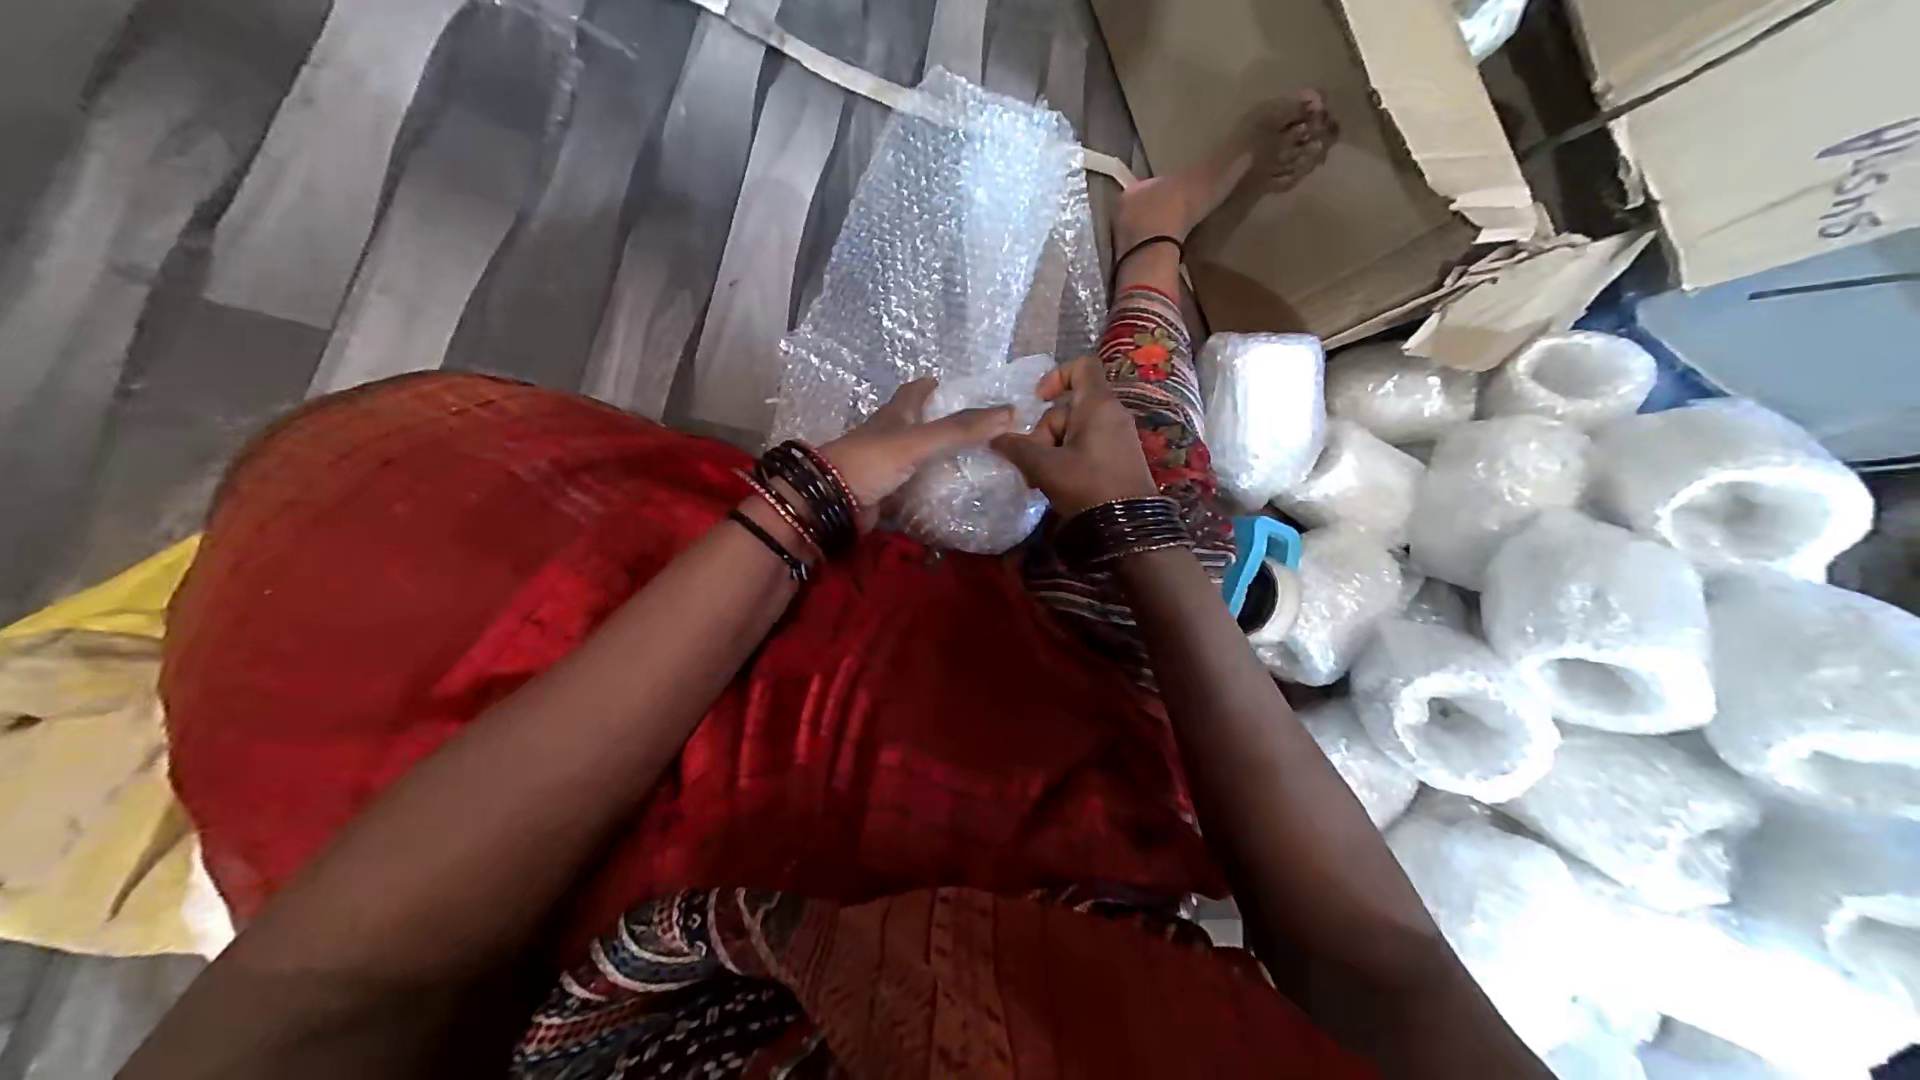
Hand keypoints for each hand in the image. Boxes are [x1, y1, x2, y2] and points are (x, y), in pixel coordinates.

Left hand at [818, 379, 1016, 531]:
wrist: (833, 501)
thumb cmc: (872, 460)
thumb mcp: (919, 440)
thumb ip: (961, 429)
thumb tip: (1010, 413)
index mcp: (894, 416)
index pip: (913, 392)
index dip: (929, 386)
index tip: (946, 383)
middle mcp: (888, 437)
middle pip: (915, 424)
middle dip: (938, 423)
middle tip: (971, 428)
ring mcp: (885, 467)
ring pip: (916, 458)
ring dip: (937, 458)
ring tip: (971, 461)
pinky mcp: (886, 493)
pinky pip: (914, 488)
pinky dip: (930, 489)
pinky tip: (951, 494)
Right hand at [990, 355, 1159, 515]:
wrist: (1128, 525)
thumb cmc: (1088, 486)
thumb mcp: (1046, 467)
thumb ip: (1017, 449)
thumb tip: (995, 438)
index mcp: (1098, 405)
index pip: (1081, 367)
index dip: (1056, 376)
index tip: (1037, 400)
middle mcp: (1111, 414)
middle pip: (1067, 408)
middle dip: (1044, 433)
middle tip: (1033, 462)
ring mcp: (1116, 437)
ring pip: (1073, 431)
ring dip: (1051, 450)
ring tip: (1040, 479)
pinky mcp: (1117, 457)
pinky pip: (1085, 446)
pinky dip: (1067, 458)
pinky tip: (1055, 483)